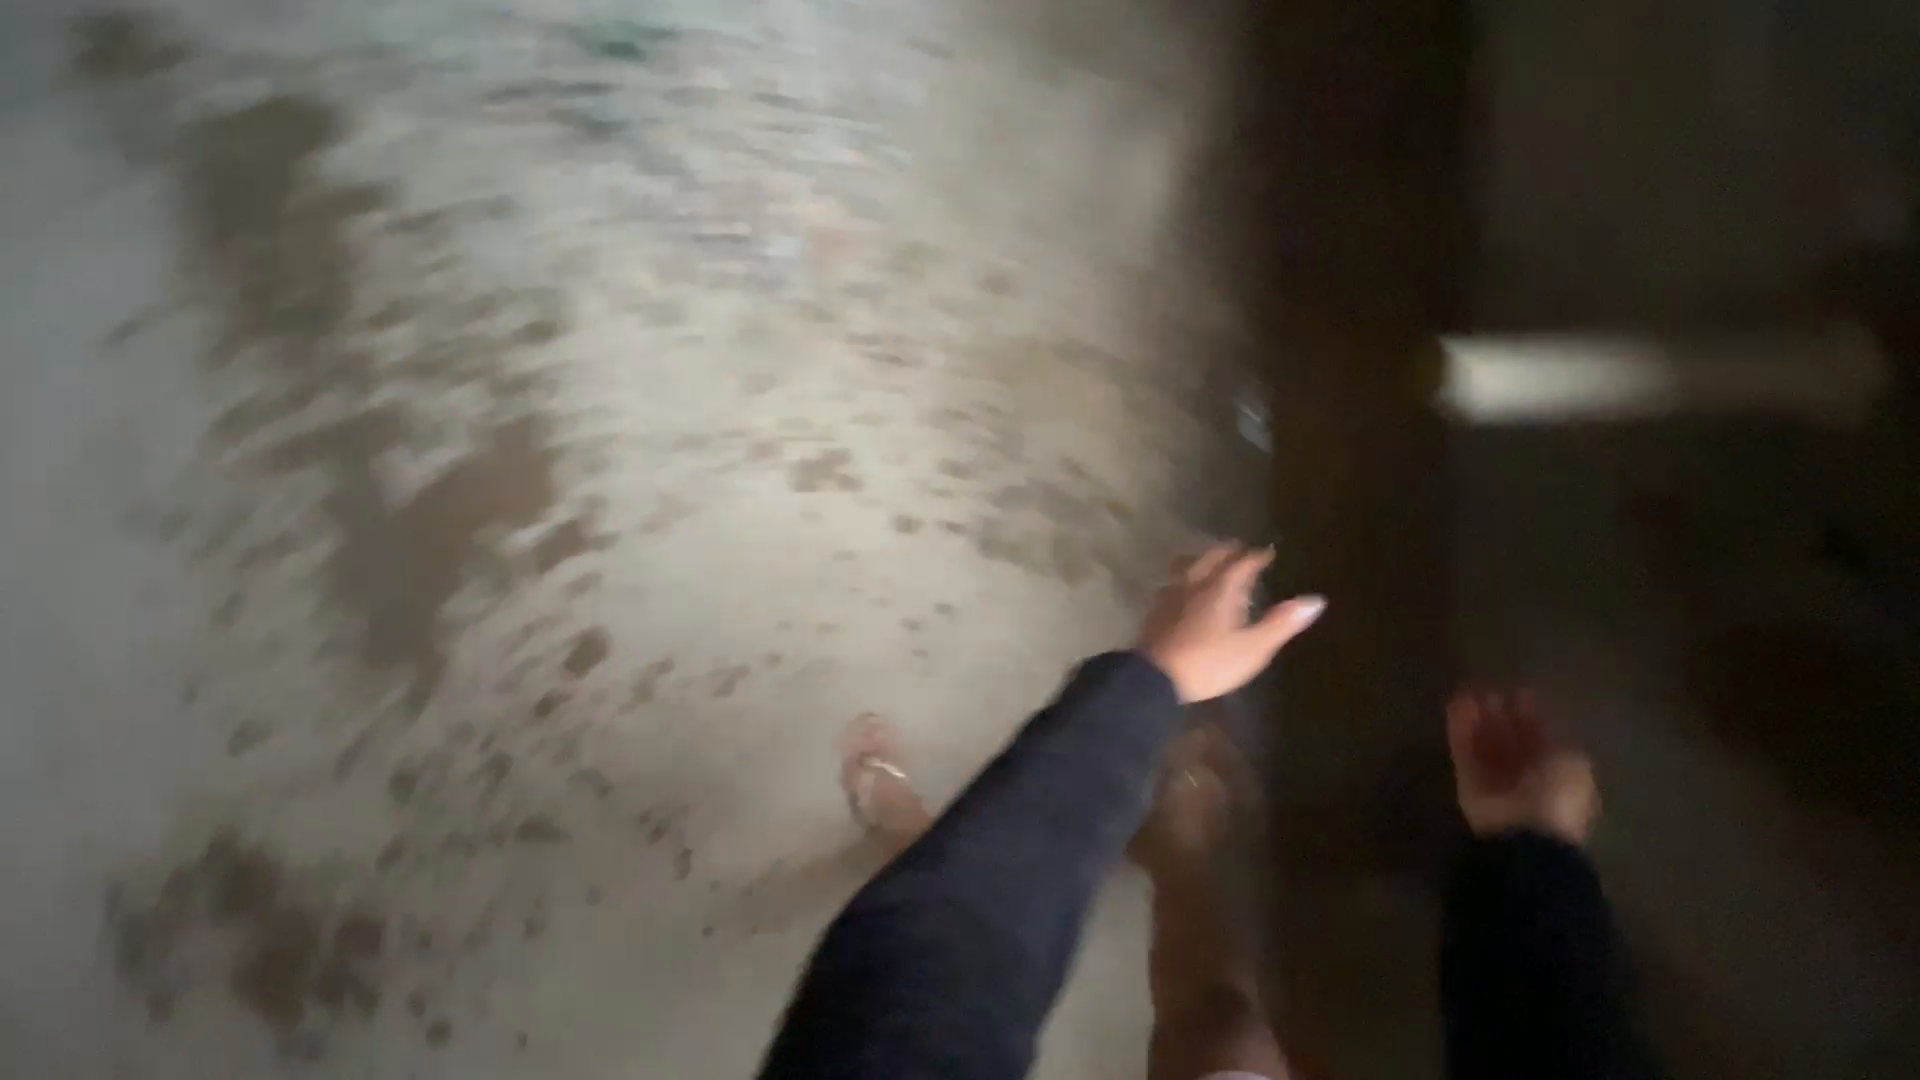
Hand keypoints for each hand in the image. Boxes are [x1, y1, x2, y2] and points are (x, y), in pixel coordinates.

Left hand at [1136, 542, 1325, 702]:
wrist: (1155, 678)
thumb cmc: (1210, 662)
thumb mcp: (1253, 647)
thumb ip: (1281, 623)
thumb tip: (1315, 600)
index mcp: (1219, 589)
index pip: (1241, 564)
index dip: (1256, 556)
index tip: (1267, 551)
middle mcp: (1193, 585)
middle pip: (1209, 558)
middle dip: (1226, 551)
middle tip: (1239, 548)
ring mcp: (1170, 597)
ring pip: (1185, 567)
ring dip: (1200, 561)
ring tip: (1209, 563)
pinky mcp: (1155, 612)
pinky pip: (1171, 584)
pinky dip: (1183, 580)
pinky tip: (1182, 592)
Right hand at [1446, 688, 1598, 845]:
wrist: (1522, 830)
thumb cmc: (1555, 793)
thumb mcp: (1567, 758)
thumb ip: (1546, 729)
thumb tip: (1529, 703)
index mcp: (1558, 768)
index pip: (1541, 735)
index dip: (1529, 712)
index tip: (1516, 689)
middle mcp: (1525, 769)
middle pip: (1510, 735)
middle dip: (1501, 712)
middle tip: (1488, 687)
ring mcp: (1494, 772)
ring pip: (1484, 738)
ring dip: (1477, 715)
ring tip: (1468, 689)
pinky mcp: (1466, 774)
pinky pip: (1462, 745)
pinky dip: (1459, 725)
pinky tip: (1456, 702)